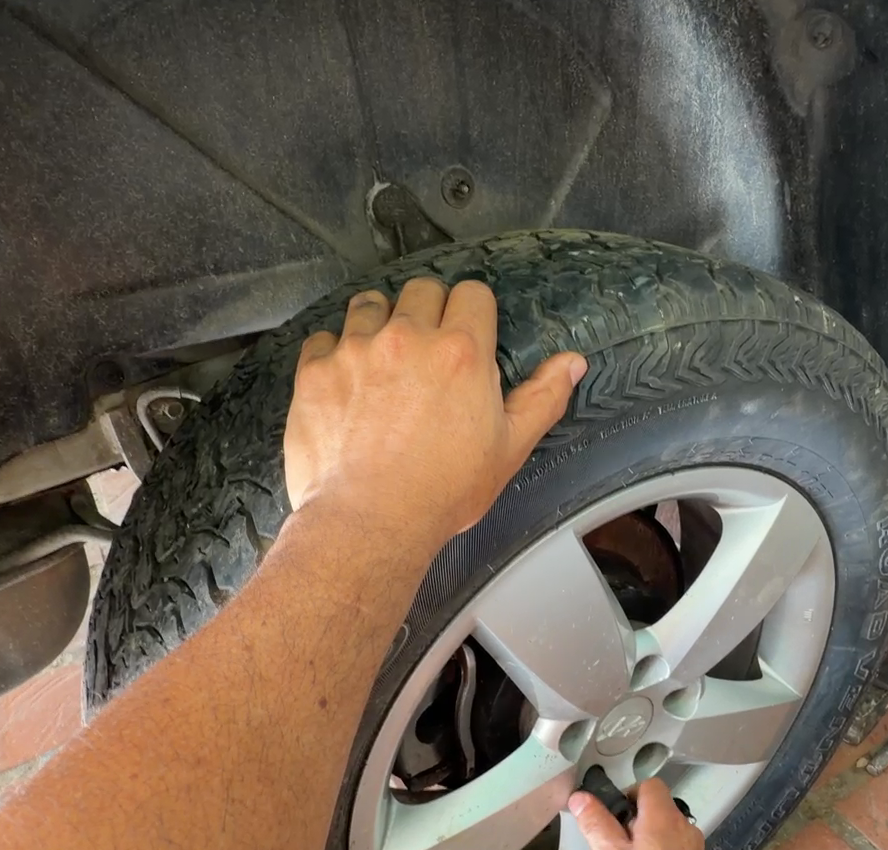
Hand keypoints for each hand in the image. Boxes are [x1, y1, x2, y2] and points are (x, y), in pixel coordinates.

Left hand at [284, 278, 585, 550]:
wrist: (371, 521)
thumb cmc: (442, 490)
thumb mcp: (509, 448)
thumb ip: (542, 398)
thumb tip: (571, 363)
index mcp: (462, 353)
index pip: (473, 294)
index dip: (474, 313)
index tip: (469, 335)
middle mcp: (408, 338)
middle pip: (422, 289)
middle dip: (429, 311)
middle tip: (428, 351)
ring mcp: (356, 350)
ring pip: (369, 303)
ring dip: (381, 322)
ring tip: (385, 362)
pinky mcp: (316, 371)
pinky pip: (324, 337)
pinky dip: (336, 352)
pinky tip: (348, 383)